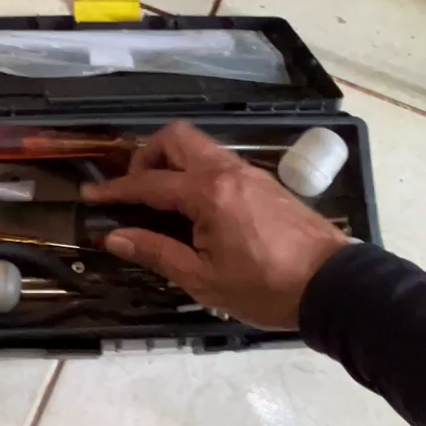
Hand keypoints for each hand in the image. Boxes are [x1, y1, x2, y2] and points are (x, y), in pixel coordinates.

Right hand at [81, 121, 350, 328]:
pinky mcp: (264, 182)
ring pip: (199, 146)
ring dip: (172, 161)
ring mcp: (249, 173)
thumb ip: (157, 252)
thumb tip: (115, 237)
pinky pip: (218, 162)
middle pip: (175, 137)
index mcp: (208, 194)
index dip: (116, 189)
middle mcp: (227, 171)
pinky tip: (195, 207)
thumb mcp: (204, 280)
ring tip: (161, 199)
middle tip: (135, 188)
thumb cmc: (266, 288)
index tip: (91, 195)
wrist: (334, 286)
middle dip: (146, 155)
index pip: (149, 182)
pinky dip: (195, 171)